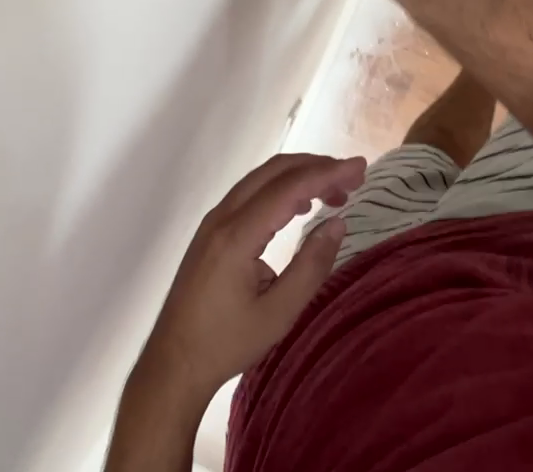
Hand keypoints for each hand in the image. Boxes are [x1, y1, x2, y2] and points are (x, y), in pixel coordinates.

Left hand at [137, 153, 366, 402]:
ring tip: (335, 193)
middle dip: (316, 167)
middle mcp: (222, 217)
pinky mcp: (211, 232)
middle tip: (353, 177)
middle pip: (274, 172)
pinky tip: (300, 206)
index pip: (289, 187)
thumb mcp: (279, 313)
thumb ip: (311, 266)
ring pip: (260, 180)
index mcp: (237, 235)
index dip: (328, 172)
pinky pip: (250, 195)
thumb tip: (338, 223)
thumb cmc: (227, 343)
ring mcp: (213, 222)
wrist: (172, 364)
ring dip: (299, 177)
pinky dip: (280, 190)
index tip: (360, 167)